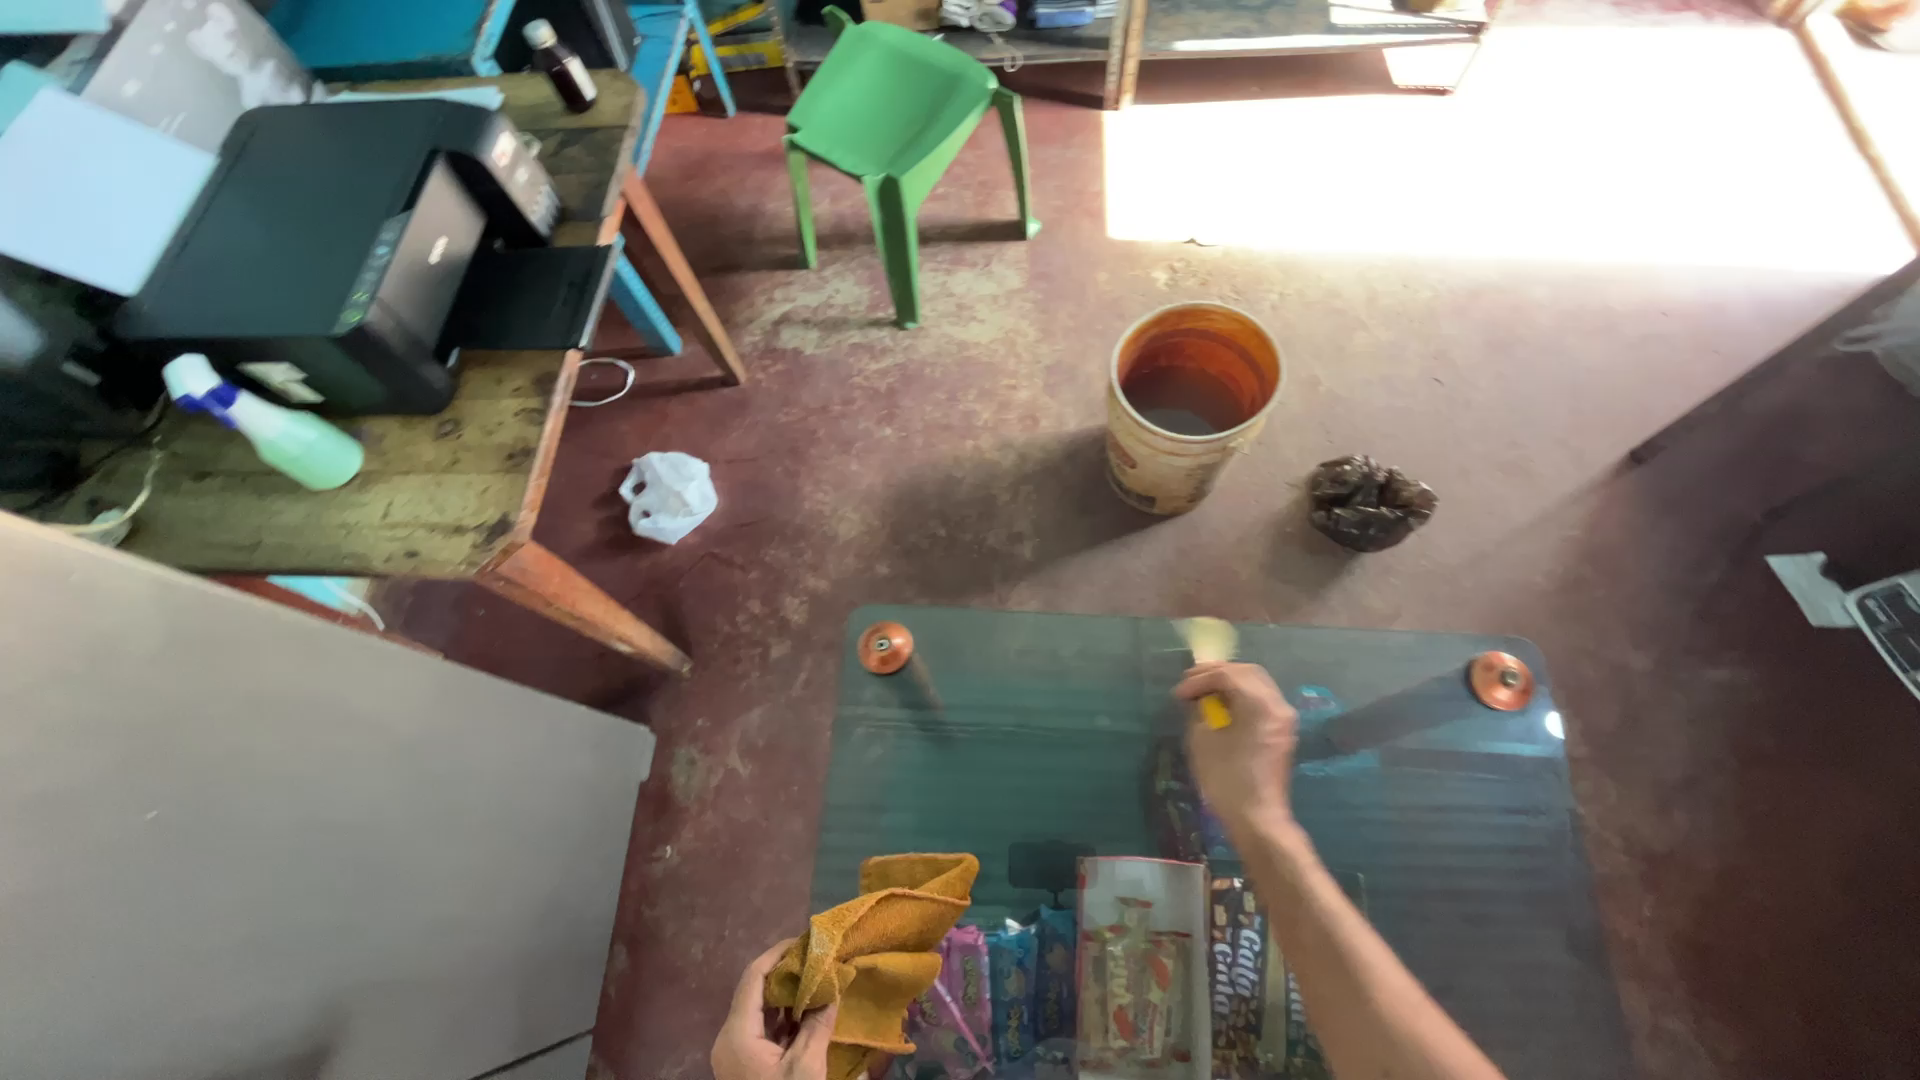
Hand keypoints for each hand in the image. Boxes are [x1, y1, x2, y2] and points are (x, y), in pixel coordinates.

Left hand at [712, 938, 840, 1079]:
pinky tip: (809, 1010)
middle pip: (755, 990)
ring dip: (788, 993)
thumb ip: (818, 1022)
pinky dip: (785, 1015)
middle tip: (817, 958)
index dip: (779, 953)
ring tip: (818, 978)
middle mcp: (729, 1037)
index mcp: (736, 1034)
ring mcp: (736, 1052)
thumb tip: (834, 982)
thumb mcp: (806, 1067)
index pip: (753, 976)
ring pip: (760, 1009)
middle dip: (787, 972)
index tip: (806, 941)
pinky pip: (764, 1028)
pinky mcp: (746, 1065)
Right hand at [1174, 661, 1299, 832]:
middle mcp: (1277, 704)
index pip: (1226, 675)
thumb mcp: (1202, 740)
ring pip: (1256, 683)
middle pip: (1247, 672)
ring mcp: (1284, 718)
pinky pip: (1262, 699)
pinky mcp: (1282, 731)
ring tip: (1203, 691)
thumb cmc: (1226, 779)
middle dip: (1216, 673)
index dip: (1198, 680)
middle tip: (1189, 681)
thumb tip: (1199, 699)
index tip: (1178, 694)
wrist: (1258, 818)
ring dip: (1229, 682)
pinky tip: (1221, 705)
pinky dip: (1240, 695)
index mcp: (1259, 704)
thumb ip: (1200, 710)